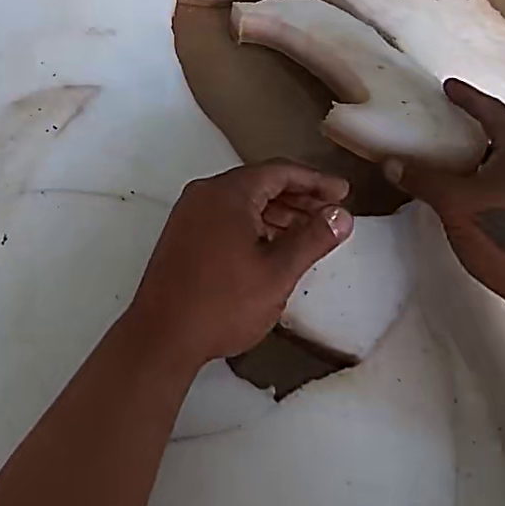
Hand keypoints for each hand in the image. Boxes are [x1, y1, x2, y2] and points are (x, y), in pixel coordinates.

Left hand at [124, 161, 352, 365]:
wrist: (162, 334)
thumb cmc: (222, 302)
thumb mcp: (277, 272)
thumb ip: (312, 238)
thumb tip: (341, 215)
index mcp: (227, 192)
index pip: (279, 171)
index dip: (315, 180)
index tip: (342, 192)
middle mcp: (204, 193)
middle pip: (259, 182)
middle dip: (297, 195)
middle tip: (331, 211)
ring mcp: (189, 212)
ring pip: (241, 200)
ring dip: (276, 211)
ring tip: (309, 230)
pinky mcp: (182, 233)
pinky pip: (224, 215)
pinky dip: (253, 223)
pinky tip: (272, 244)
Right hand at [383, 80, 504, 314]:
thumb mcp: (455, 206)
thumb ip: (423, 179)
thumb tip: (391, 162)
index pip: (495, 114)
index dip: (470, 99)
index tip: (451, 87)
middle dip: (486, 129)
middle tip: (460, 126)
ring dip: (500, 158)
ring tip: (473, 164)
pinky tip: (496, 199)